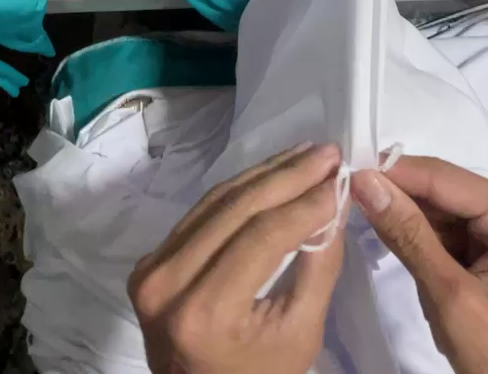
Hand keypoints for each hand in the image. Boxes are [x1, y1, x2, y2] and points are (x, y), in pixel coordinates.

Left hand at [129, 143, 346, 373]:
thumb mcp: (300, 336)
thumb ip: (318, 266)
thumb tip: (335, 199)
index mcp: (204, 313)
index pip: (262, 237)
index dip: (304, 203)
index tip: (340, 177)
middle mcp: (167, 283)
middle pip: (236, 210)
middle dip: (288, 176)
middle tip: (327, 152)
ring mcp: (150, 268)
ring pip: (217, 201)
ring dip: (266, 173)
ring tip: (305, 153)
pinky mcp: (148, 260)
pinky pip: (201, 213)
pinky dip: (240, 190)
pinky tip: (271, 173)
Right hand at [351, 156, 487, 373]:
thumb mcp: (453, 300)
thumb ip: (408, 236)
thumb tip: (364, 180)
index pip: (444, 177)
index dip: (393, 172)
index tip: (345, 171)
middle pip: (445, 188)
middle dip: (400, 196)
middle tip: (348, 199)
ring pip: (445, 207)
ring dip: (411, 219)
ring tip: (369, 223)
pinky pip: (456, 228)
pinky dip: (427, 238)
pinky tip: (403, 246)